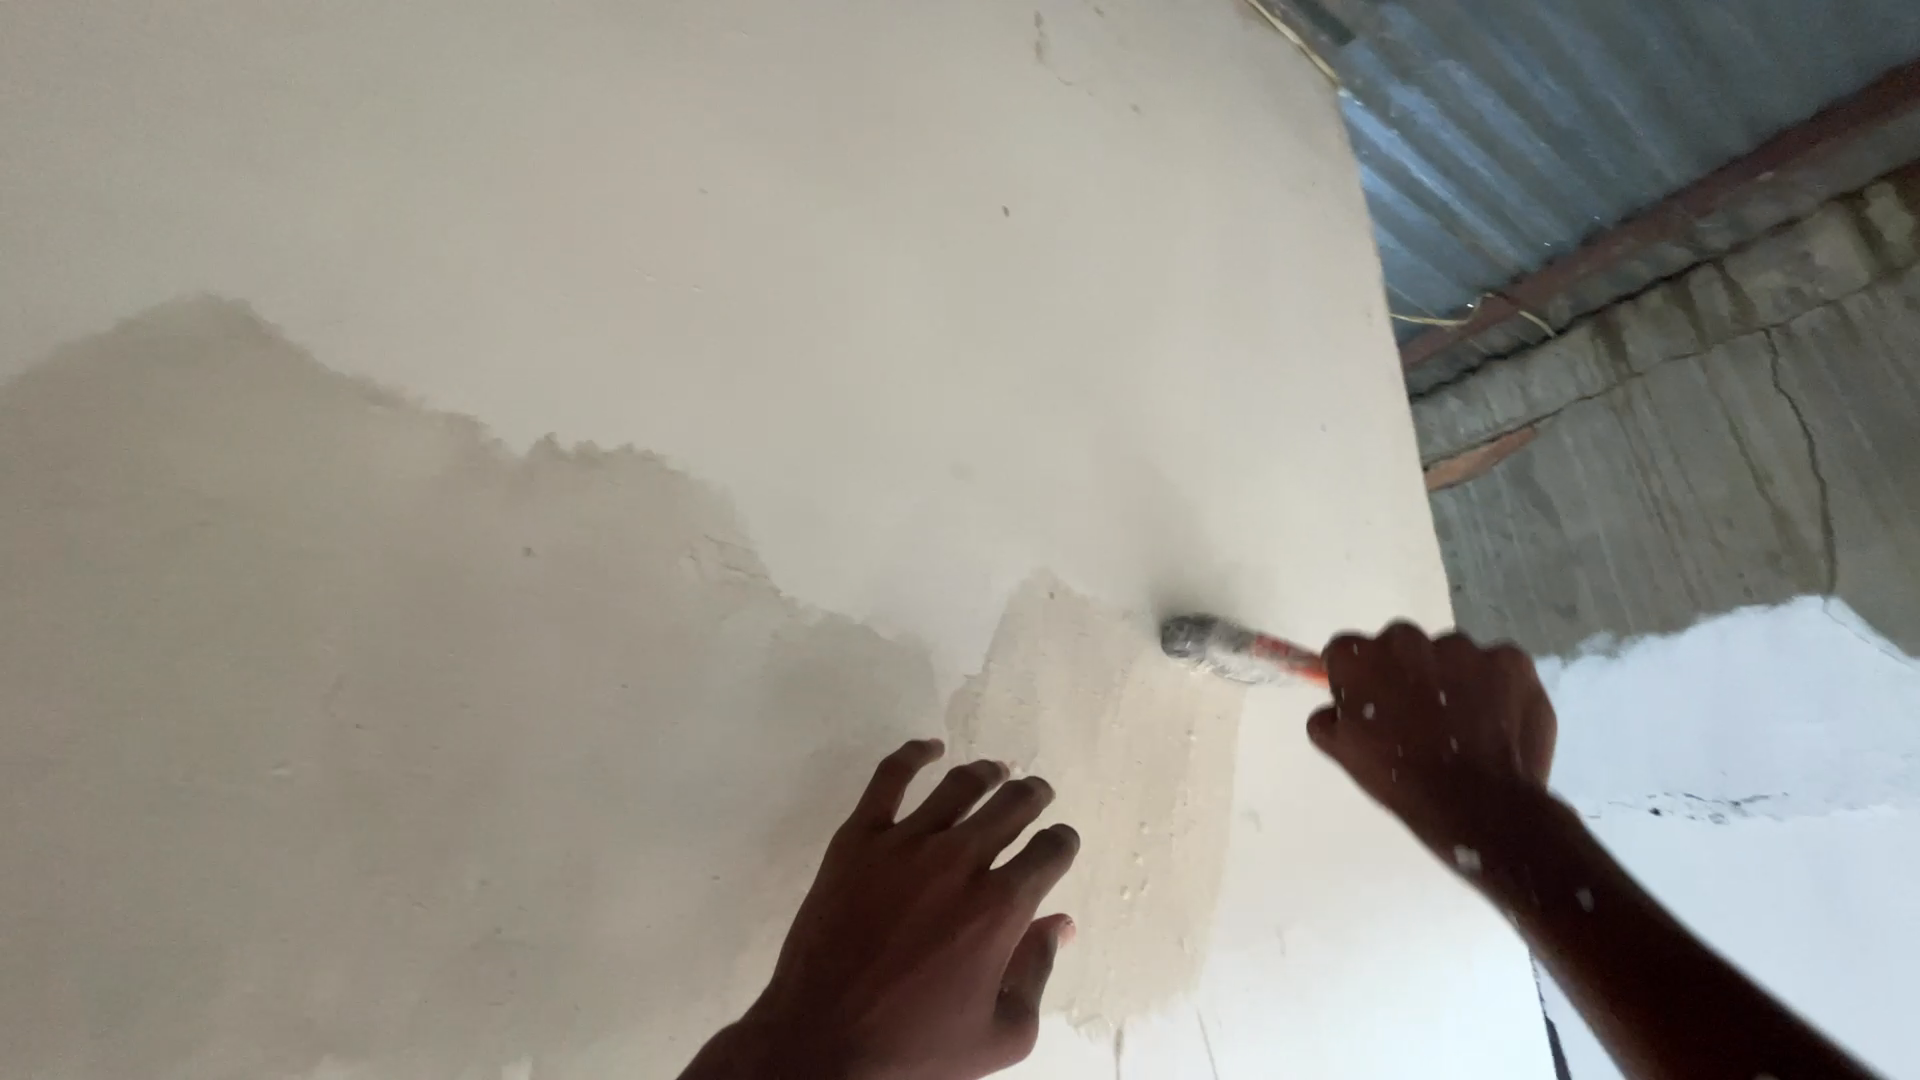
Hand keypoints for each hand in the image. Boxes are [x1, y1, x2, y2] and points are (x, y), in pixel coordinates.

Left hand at [682, 739, 1079, 1079]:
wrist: (820, 1040)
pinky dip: (914, 753)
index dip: (1062, 842)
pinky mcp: (860, 835)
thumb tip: (1060, 923)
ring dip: (988, 772)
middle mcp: (960, 861)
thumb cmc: (914, 1046)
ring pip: (960, 785)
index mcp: (999, 907)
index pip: (1049, 852)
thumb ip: (1037, 972)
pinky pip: (890, 776)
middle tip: (1036, 792)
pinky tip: (930, 747)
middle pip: (1011, 806)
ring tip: (996, 770)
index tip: (1060, 842)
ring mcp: (907, 842)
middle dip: (1033, 796)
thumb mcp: (999, 1034)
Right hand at [1306, 623, 1556, 880]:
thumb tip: (1334, 709)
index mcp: (1358, 656)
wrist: (1477, 804)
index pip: (1346, 651)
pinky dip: (1496, 684)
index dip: (1355, 676)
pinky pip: (1497, 664)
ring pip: (1449, 654)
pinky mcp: (1511, 661)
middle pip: (1398, 645)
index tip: (1366, 702)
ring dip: (1450, 676)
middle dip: (1403, 671)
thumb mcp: (1340, 751)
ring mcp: (1462, 648)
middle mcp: (1406, 639)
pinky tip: (1496, 717)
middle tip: (1415, 713)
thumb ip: (1326, 717)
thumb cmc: (1398, 777)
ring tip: (1462, 721)